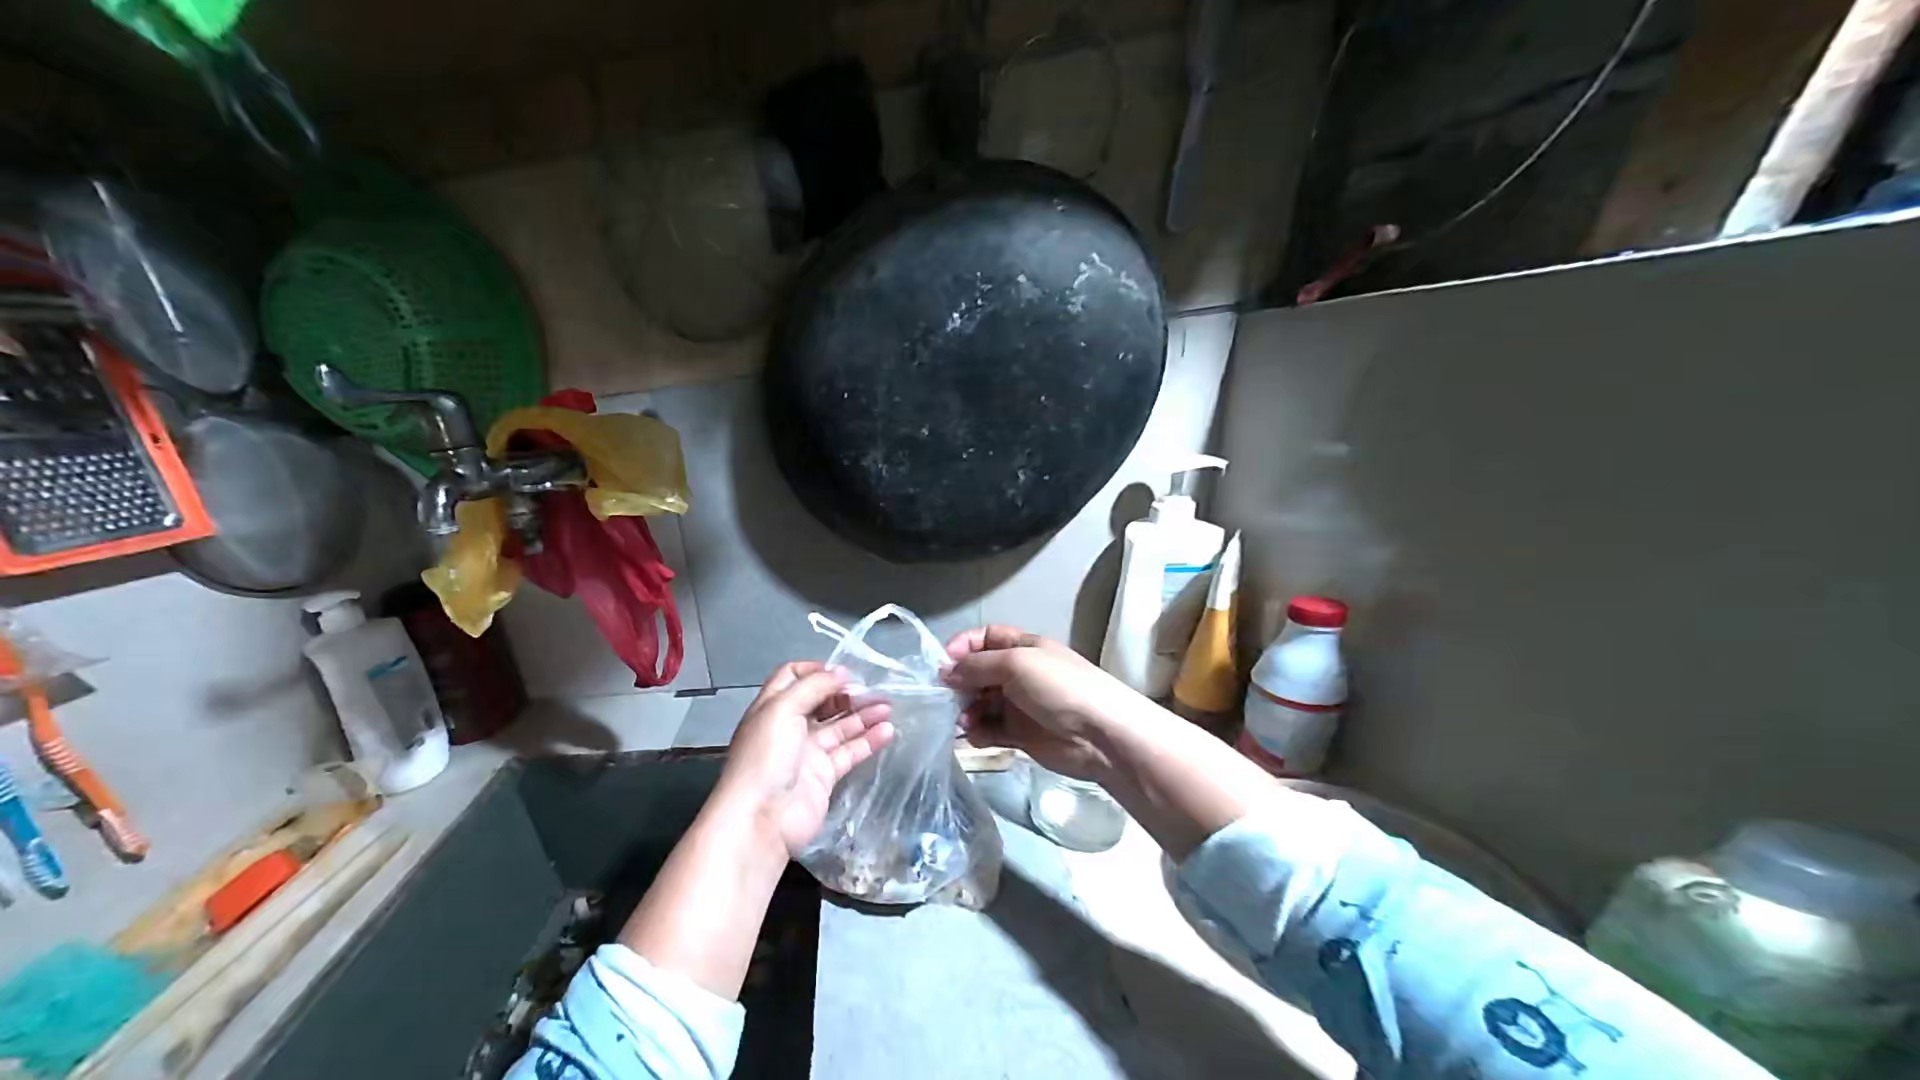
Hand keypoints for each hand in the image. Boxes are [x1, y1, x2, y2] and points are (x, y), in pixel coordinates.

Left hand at [714, 662, 895, 856]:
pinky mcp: (825, 775)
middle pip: (821, 701)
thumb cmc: (766, 757)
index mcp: (772, 707)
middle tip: (869, 689)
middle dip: (845, 692)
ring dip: (863, 714)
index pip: (793, 677)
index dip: (816, 670)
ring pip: (840, 726)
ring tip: (888, 706)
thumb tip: (841, 672)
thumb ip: (814, 686)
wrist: (762, 819)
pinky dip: (869, 740)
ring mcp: (808, 752)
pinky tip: (887, 731)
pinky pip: (850, 751)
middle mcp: (789, 727)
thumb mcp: (783, 709)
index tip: (842, 671)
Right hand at [943, 625, 1156, 779]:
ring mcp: (1019, 705)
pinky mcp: (1020, 735)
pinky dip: (977, 733)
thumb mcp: (1016, 663)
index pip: (984, 638)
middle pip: (978, 672)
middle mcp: (1019, 673)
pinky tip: (973, 737)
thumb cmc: (1059, 688)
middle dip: (959, 682)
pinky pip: (989, 731)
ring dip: (966, 710)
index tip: (943, 664)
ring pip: (980, 703)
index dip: (962, 647)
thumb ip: (977, 665)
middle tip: (946, 698)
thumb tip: (946, 672)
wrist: (1100, 735)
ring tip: (963, 720)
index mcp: (1022, 647)